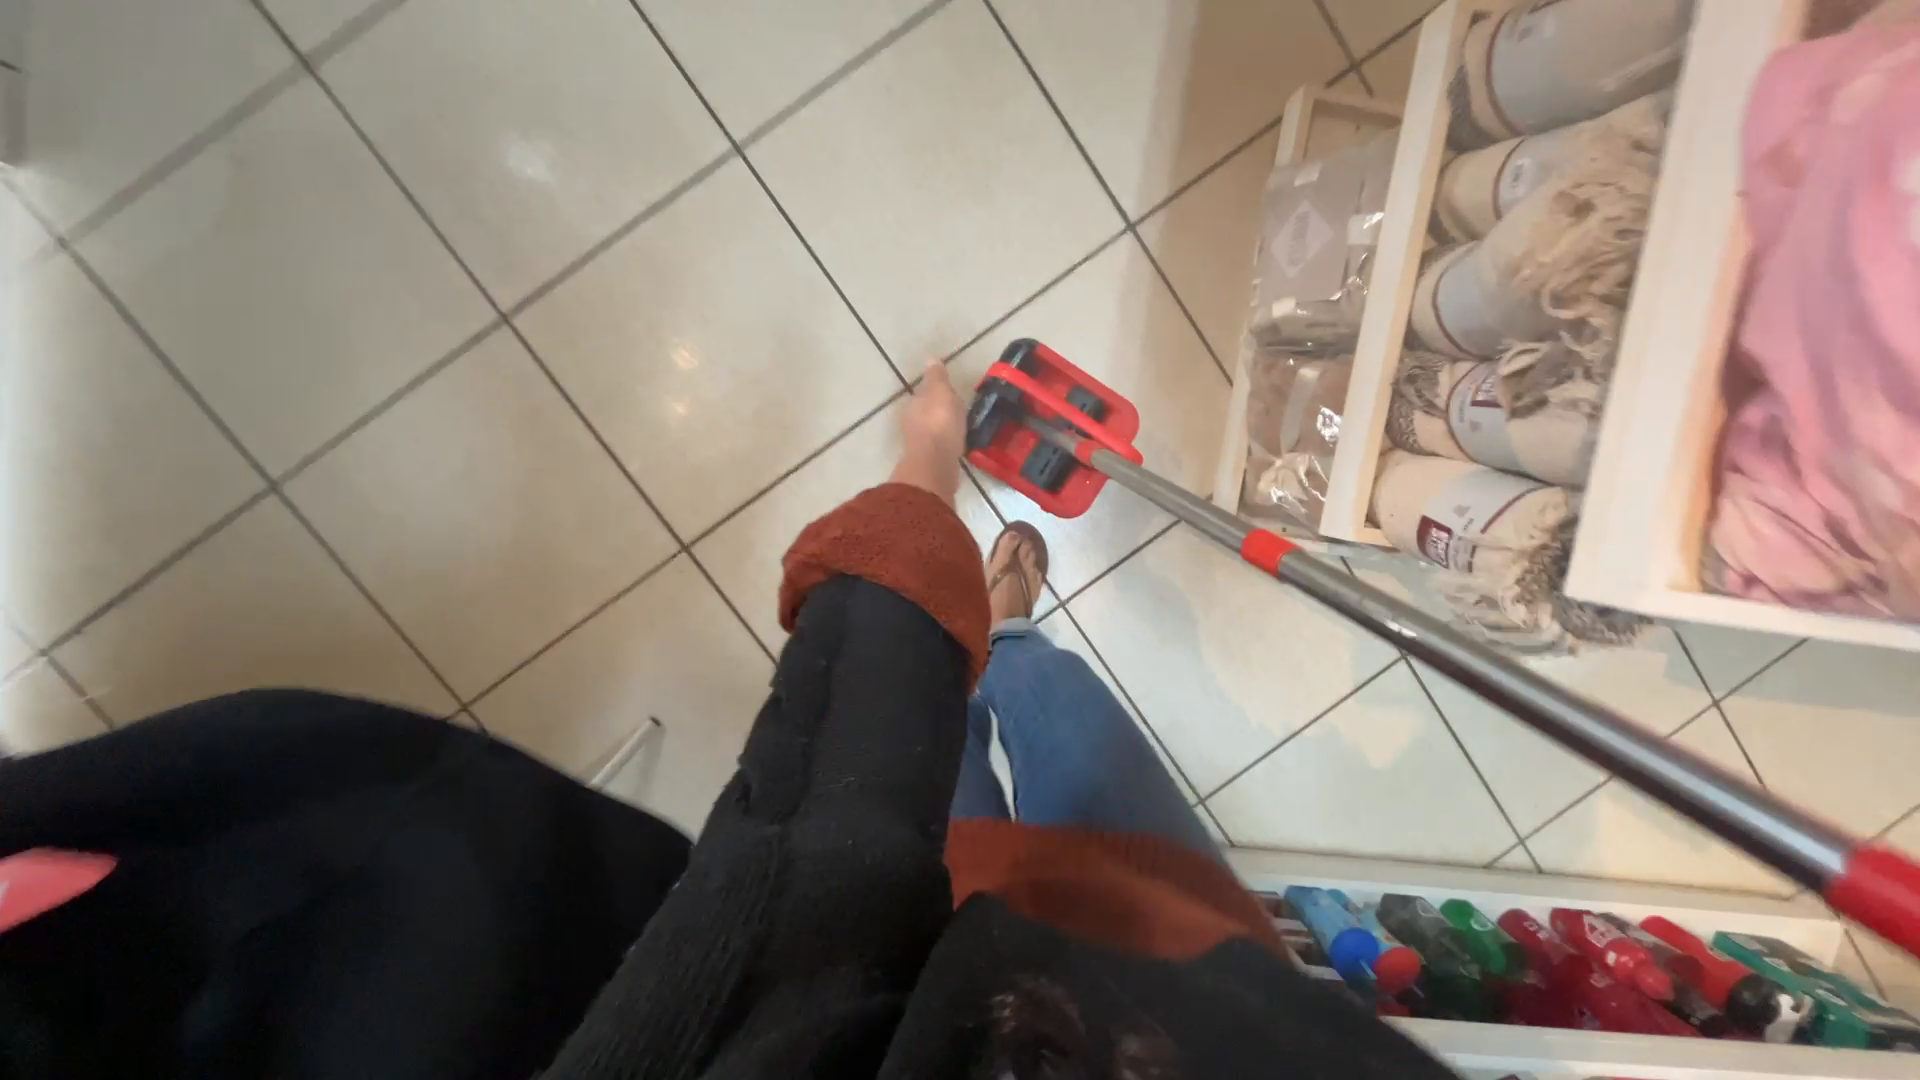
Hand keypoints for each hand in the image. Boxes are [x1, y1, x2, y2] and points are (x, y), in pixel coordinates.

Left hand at [890, 359, 966, 504]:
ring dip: (941, 431)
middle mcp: (910, 424)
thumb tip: (930, 359)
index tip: (950, 396)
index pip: (923, 395)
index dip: (936, 394)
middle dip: (938, 414)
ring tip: (958, 431)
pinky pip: (938, 449)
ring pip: (931, 432)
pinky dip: (944, 446)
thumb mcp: (941, 392)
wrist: (936, 463)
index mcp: (912, 405)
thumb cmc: (939, 422)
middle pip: (925, 414)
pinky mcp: (927, 462)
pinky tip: (954, 448)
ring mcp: (918, 445)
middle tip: (956, 414)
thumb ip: (936, 377)